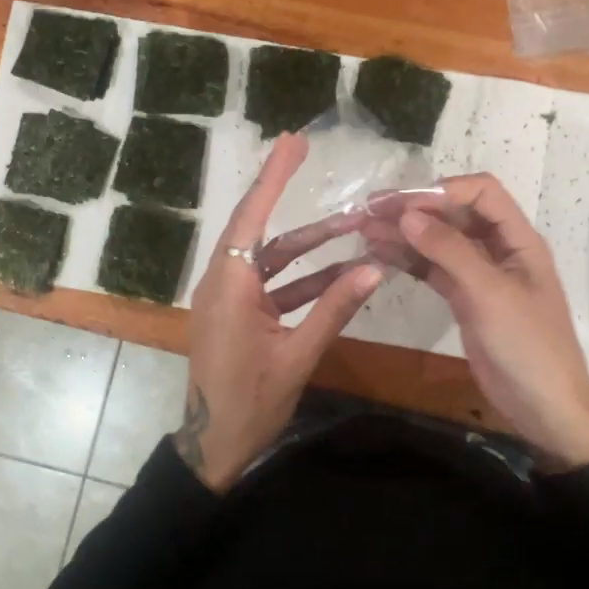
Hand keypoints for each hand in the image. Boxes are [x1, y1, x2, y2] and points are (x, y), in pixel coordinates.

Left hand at [180, 133, 384, 491]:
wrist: (214, 445)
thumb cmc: (251, 401)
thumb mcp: (298, 354)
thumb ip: (335, 308)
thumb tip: (374, 267)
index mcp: (230, 286)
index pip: (252, 217)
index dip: (273, 177)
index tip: (293, 142)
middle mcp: (223, 282)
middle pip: (258, 228)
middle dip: (287, 195)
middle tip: (309, 155)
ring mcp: (228, 299)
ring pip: (269, 258)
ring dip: (306, 245)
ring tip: (351, 226)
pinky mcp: (237, 315)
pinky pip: (270, 285)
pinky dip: (301, 278)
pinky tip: (339, 273)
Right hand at [398, 173, 588, 469]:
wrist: (544, 408)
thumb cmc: (527, 345)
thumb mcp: (490, 293)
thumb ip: (449, 251)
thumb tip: (407, 214)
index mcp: (518, 240)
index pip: (482, 193)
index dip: (443, 191)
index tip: (402, 203)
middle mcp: (499, 250)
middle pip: (456, 214)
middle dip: (416, 209)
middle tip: (370, 211)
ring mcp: (481, 276)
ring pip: (440, 242)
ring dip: (406, 234)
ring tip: (364, 231)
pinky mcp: (465, 301)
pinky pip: (435, 270)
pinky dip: (410, 261)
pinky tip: (381, 256)